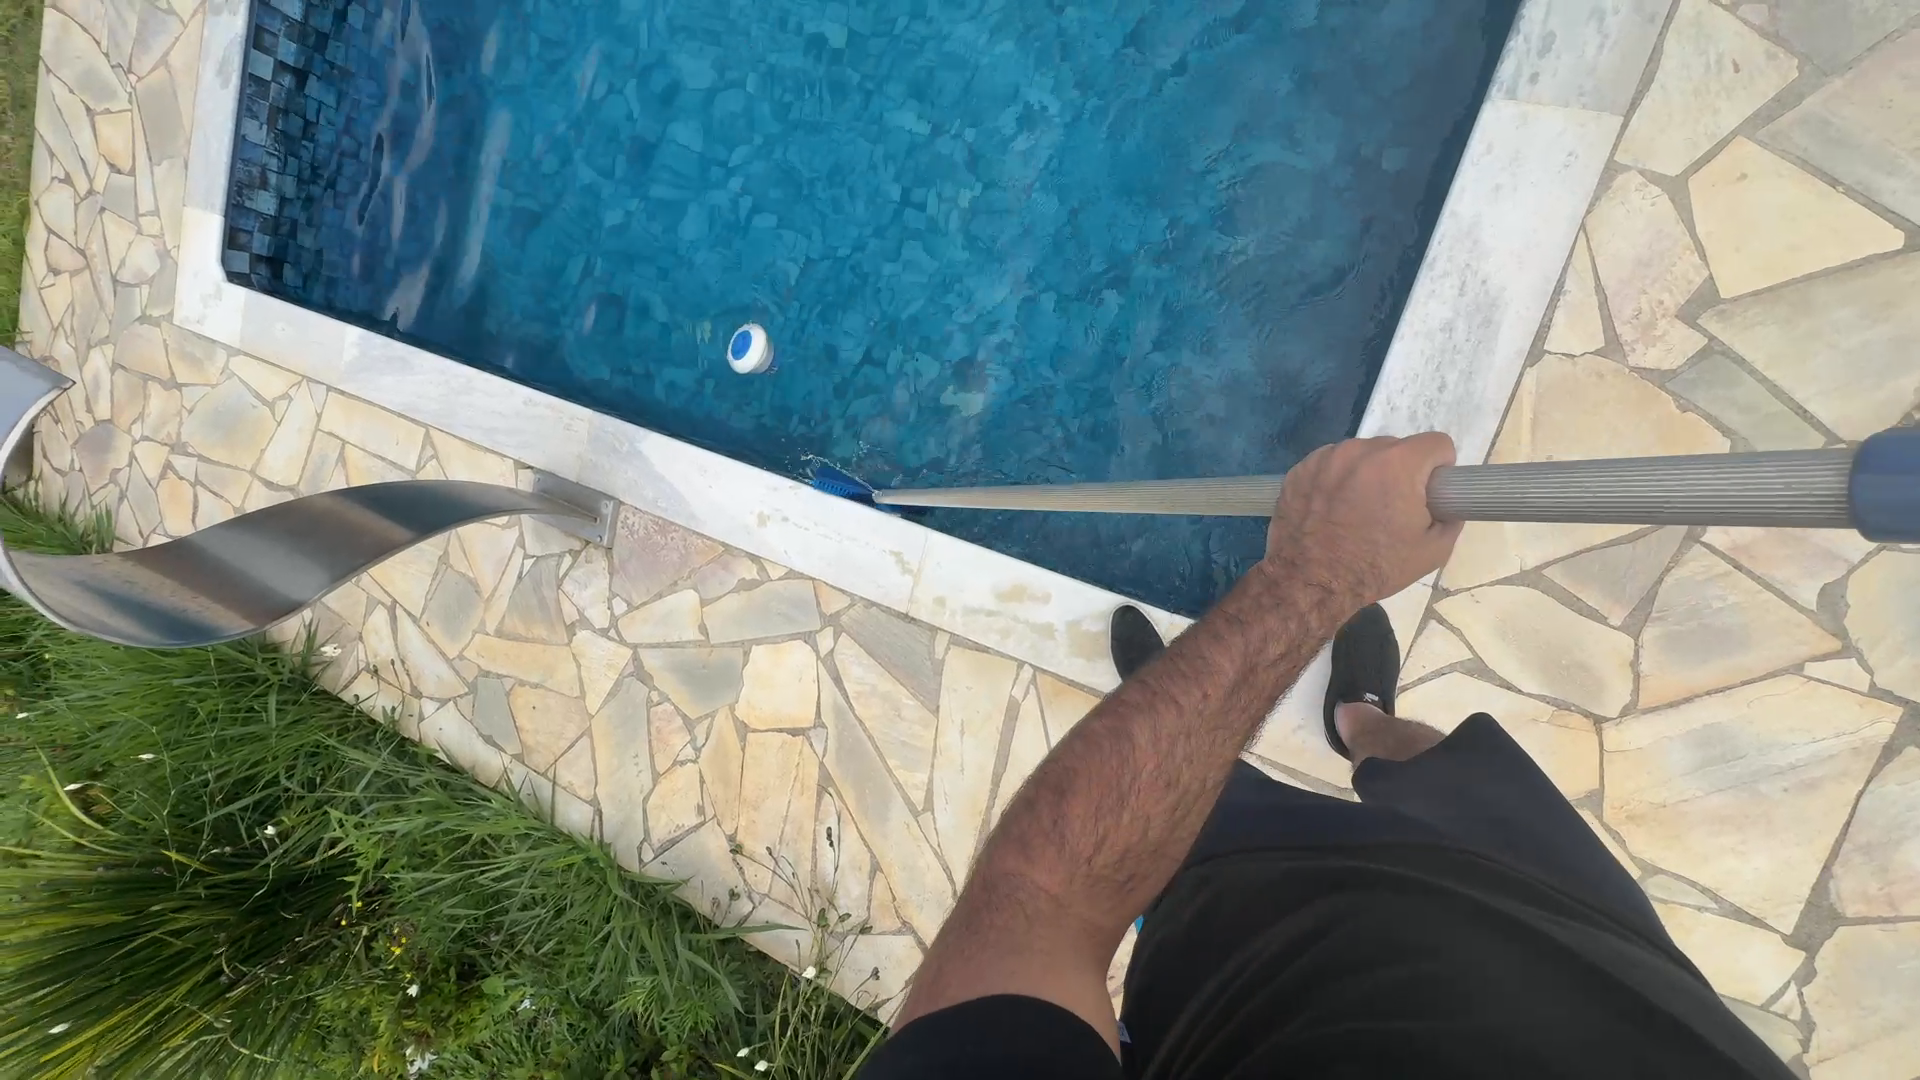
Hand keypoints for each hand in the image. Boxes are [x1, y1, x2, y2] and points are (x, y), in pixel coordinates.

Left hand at [1263, 433, 1462, 612]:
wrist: (1310, 581)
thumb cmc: (1375, 567)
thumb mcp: (1434, 548)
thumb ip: (1451, 514)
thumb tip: (1446, 500)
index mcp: (1396, 464)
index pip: (1436, 443)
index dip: (1438, 468)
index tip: (1428, 491)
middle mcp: (1357, 451)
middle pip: (1395, 448)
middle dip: (1400, 471)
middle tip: (1390, 506)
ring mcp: (1322, 459)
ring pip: (1359, 454)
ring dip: (1365, 473)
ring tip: (1357, 508)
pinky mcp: (1298, 470)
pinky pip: (1329, 464)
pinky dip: (1335, 478)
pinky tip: (1331, 506)